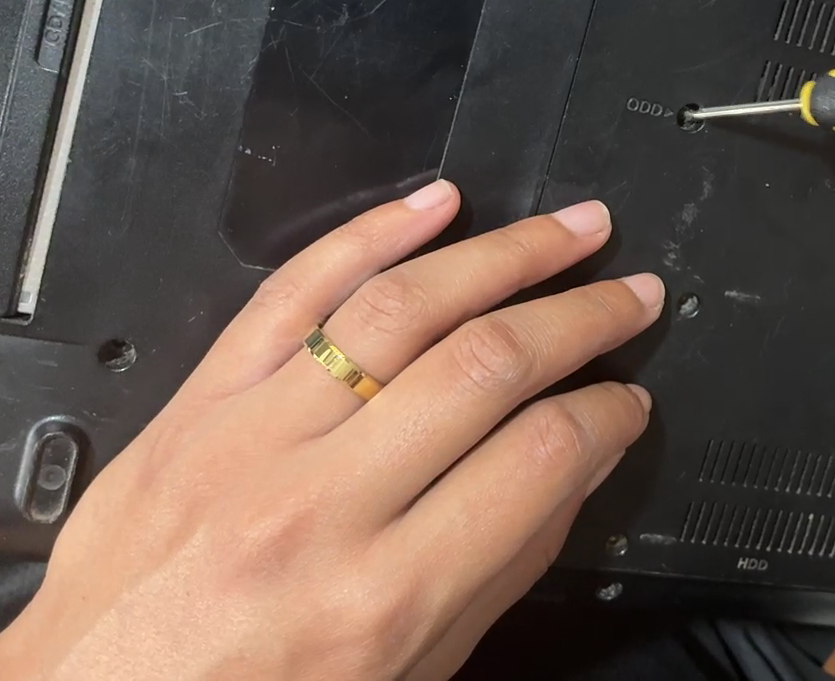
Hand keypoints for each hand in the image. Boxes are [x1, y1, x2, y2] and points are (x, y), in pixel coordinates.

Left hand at [0, 186, 659, 680]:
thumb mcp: (415, 671)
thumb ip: (512, 555)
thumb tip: (589, 445)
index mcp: (384, 598)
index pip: (539, 457)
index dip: (609, 412)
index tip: (632, 396)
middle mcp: (320, 507)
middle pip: (487, 364)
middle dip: (584, 315)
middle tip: (637, 290)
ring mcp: (249, 438)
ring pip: (405, 306)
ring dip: (511, 253)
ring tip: (577, 226)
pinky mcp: (197, 400)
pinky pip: (293, 292)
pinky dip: (375, 233)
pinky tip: (443, 201)